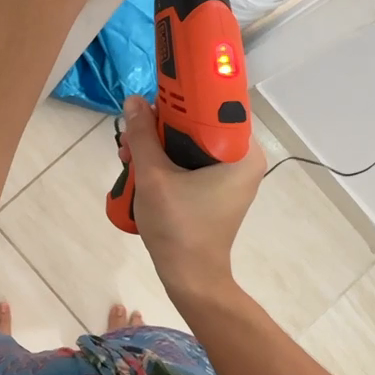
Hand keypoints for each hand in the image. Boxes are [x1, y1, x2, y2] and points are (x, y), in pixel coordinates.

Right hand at [120, 96, 265, 296]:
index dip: (182, 97)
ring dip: (158, 145)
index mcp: (242, 152)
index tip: (155, 98)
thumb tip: (134, 100)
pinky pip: (192, 161)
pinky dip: (167, 161)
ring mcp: (232, 175)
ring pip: (191, 143)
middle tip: (133, 136)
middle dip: (161, 127)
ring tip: (130, 156)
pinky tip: (141, 169)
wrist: (190, 277)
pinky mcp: (218, 189)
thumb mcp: (154, 177)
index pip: (215, 105)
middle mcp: (244, 158)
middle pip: (198, 124)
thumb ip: (143, 135)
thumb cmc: (178, 228)